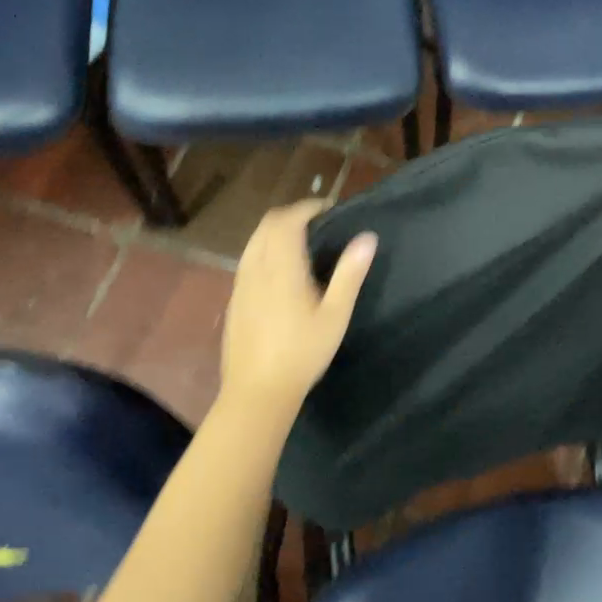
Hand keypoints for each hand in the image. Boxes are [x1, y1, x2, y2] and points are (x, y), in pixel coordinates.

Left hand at [220, 200, 376, 407]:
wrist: (257, 393)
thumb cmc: (302, 353)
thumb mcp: (335, 315)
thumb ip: (349, 274)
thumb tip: (367, 238)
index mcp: (281, 269)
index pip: (286, 221)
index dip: (307, 208)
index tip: (328, 210)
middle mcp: (255, 270)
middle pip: (266, 226)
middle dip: (290, 216)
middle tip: (317, 224)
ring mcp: (240, 286)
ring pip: (253, 242)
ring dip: (274, 233)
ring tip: (301, 243)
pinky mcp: (234, 301)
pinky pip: (247, 261)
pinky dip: (264, 251)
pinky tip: (281, 273)